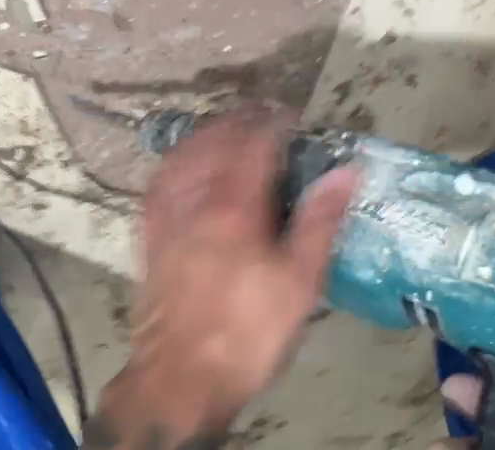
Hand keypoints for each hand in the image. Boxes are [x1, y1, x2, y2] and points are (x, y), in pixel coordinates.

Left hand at [87, 107, 359, 447]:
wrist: (180, 376)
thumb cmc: (248, 331)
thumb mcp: (299, 282)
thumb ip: (320, 221)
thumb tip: (346, 172)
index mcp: (236, 203)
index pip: (256, 141)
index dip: (275, 122)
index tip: (293, 118)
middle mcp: (197, 196)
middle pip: (218, 138)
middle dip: (243, 120)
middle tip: (267, 118)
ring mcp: (167, 211)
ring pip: (187, 151)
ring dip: (211, 132)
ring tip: (232, 128)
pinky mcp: (148, 229)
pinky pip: (162, 176)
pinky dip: (180, 157)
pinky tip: (187, 160)